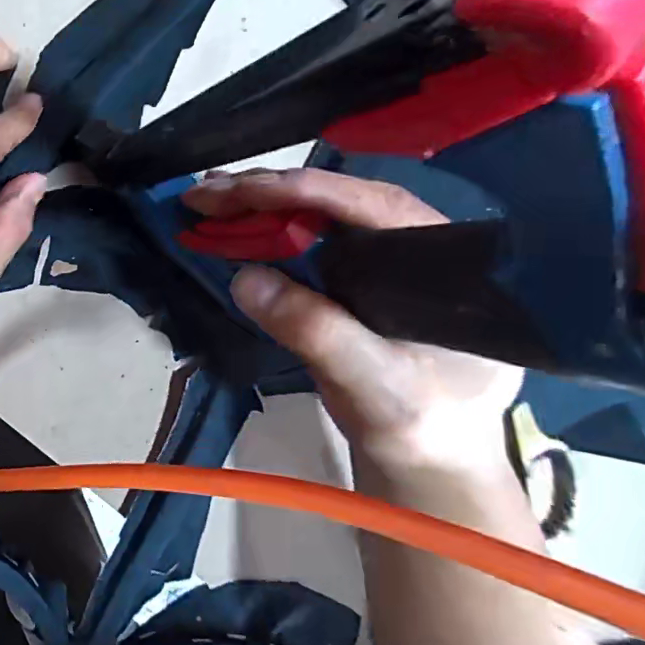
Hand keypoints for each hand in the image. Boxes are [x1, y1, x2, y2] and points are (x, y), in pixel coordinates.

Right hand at [185, 168, 522, 471]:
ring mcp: (380, 257)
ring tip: (204, 198)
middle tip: (202, 194)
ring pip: (315, 213)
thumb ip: (317, 332)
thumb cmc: (416, 422)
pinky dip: (260, 226)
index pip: (368, 205)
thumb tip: (244, 277)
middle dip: (266, 191)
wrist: (426, 453)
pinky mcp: (352, 272)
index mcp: (441, 261)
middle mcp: (410, 244)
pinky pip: (303, 238)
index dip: (299, 191)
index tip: (238, 190)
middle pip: (334, 200)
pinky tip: (227, 220)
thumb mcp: (372, 385)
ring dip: (257, 202)